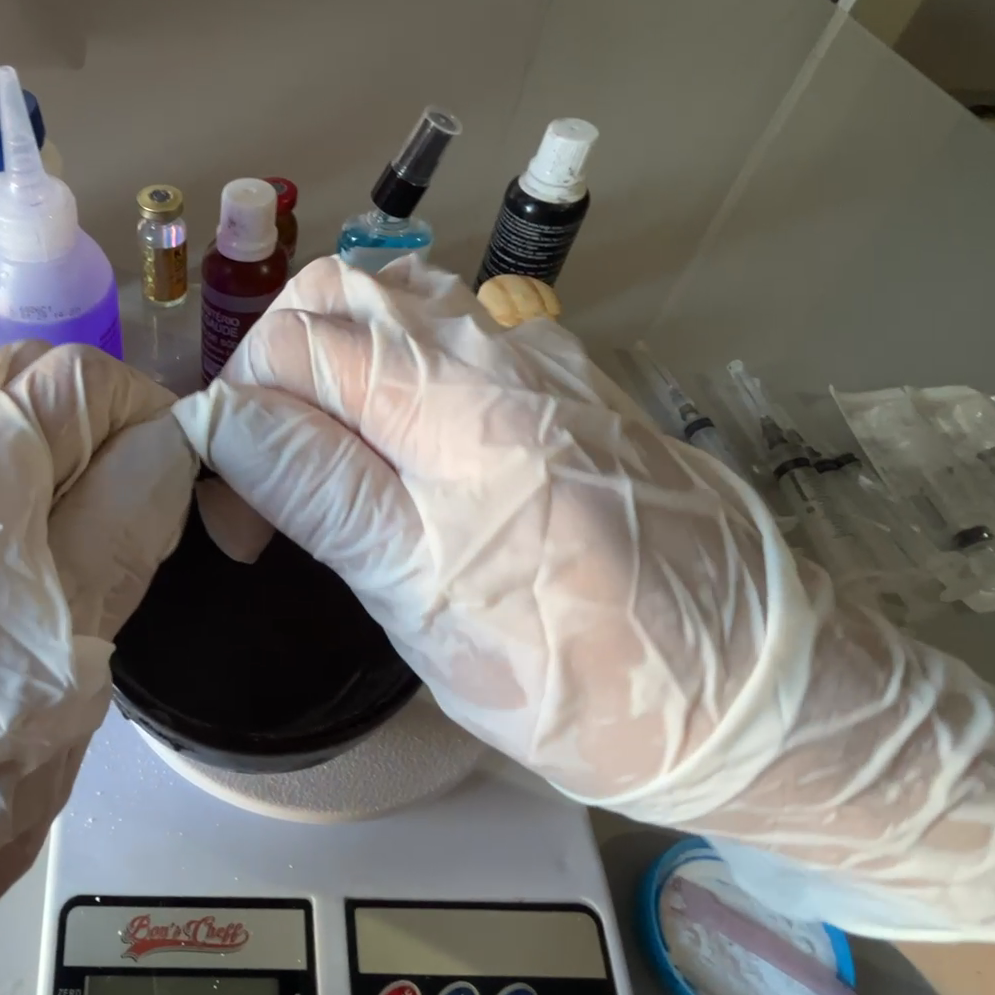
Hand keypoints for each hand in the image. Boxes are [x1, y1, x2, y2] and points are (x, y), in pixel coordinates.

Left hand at [0, 341, 195, 994]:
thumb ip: (117, 537)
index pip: (82, 379)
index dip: (151, 419)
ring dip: (34, 443)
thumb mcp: (53, 677)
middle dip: (95, 427)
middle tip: (123, 516)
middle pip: (20, 373)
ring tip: (55, 531)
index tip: (177, 485)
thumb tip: (176, 442)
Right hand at [175, 256, 994, 942]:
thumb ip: (325, 497)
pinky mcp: (566, 375)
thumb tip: (226, 425)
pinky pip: (446, 322)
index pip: (290, 356)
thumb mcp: (432, 611)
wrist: (768, 697)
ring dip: (322, 356)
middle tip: (265, 470)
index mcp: (462, 421)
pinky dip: (382, 353)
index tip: (234, 520)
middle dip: (266, 372)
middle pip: (333, 297)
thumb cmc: (587, 683)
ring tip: (319, 450)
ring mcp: (540, 358)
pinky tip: (386, 427)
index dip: (230, 425)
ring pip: (388, 298)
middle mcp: (500, 360)